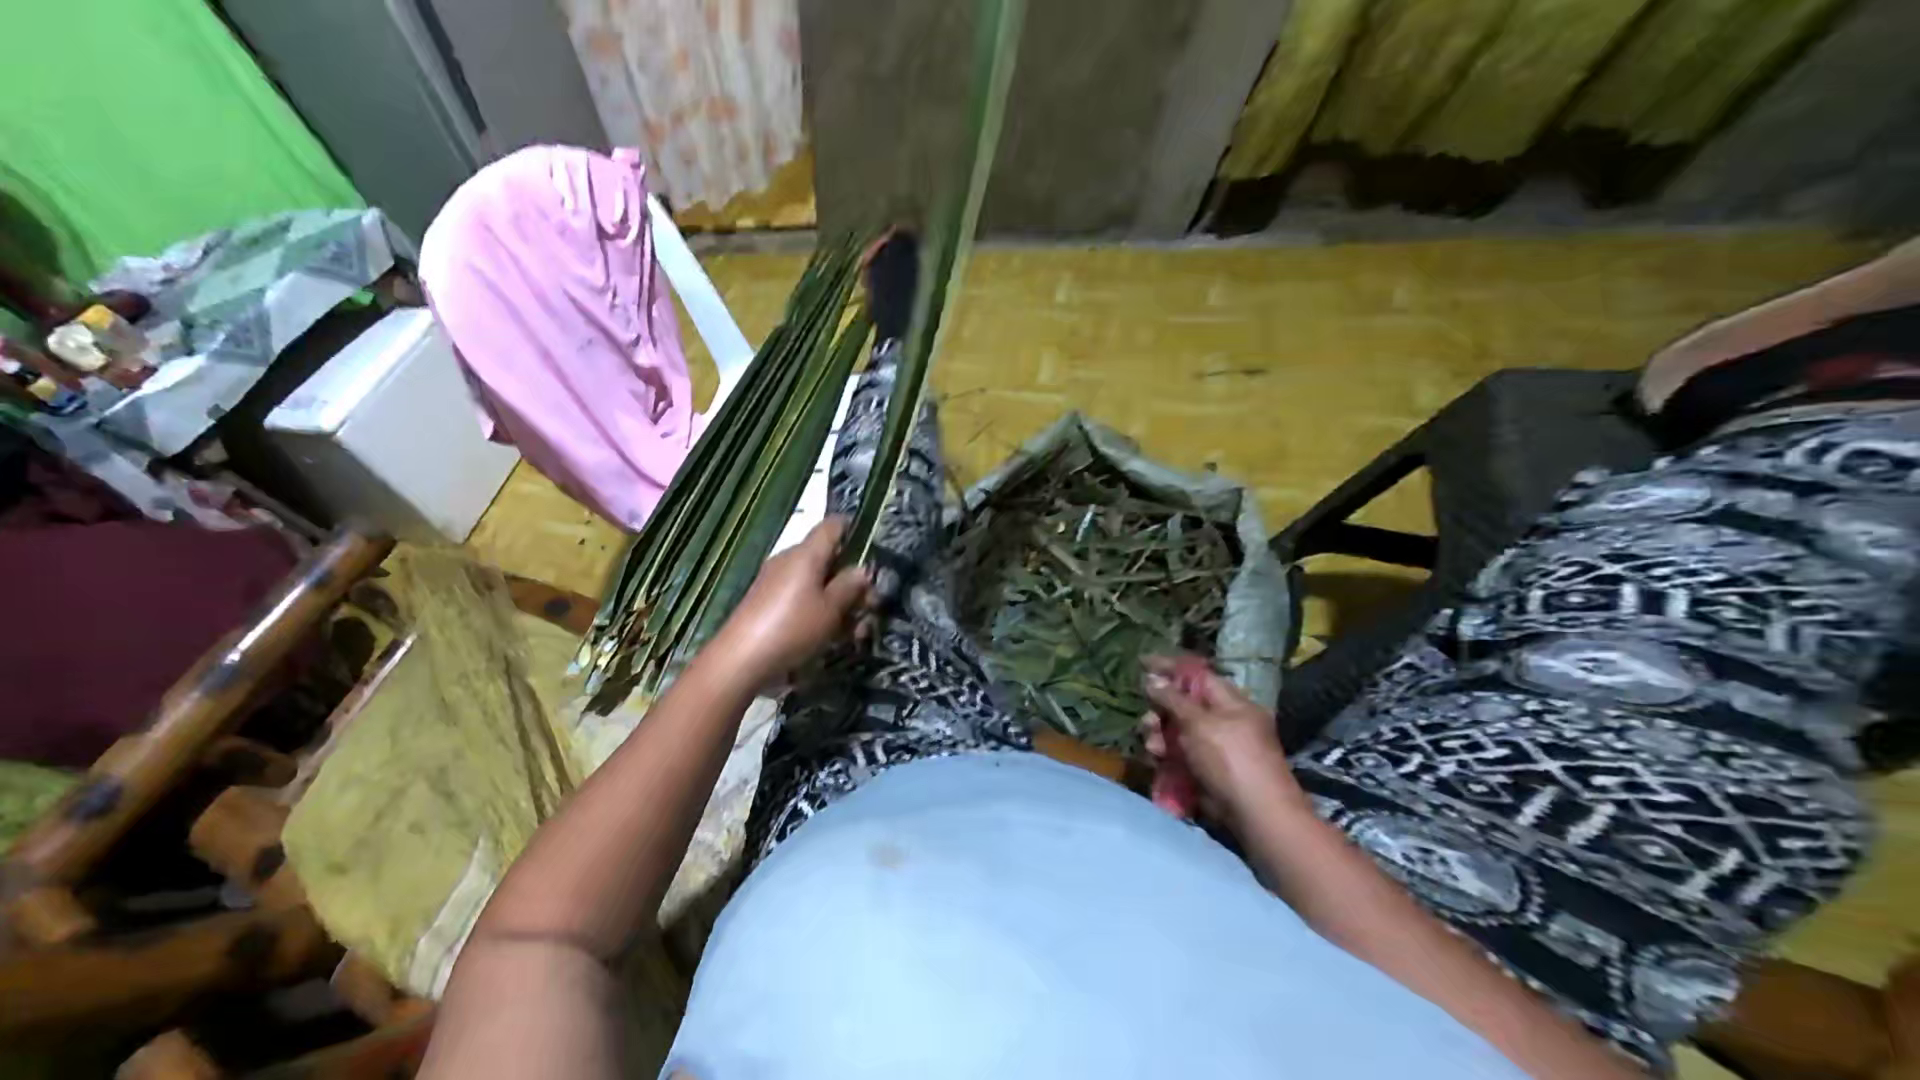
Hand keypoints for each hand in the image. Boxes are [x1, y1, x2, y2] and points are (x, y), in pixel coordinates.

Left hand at [710, 519, 875, 686]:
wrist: (741, 660)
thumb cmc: (792, 628)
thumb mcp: (831, 609)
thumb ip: (851, 586)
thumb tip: (863, 569)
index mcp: (806, 554)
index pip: (833, 525)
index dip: (855, 531)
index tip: (874, 552)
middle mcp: (789, 560)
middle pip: (828, 558)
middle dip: (851, 579)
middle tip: (870, 605)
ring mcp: (776, 581)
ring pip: (817, 581)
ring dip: (838, 600)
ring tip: (855, 630)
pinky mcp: (768, 601)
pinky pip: (801, 596)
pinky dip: (819, 609)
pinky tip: (830, 636)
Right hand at [1140, 655, 1301, 823]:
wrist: (1255, 814)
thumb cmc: (1230, 759)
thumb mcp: (1200, 723)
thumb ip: (1173, 699)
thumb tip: (1152, 678)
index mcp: (1231, 703)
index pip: (1198, 675)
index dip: (1170, 668)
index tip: (1143, 663)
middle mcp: (1224, 721)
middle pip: (1183, 704)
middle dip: (1160, 709)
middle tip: (1148, 720)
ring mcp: (1214, 748)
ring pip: (1177, 731)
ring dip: (1160, 735)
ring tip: (1154, 747)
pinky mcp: (1206, 770)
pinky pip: (1179, 754)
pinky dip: (1166, 755)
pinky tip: (1157, 760)